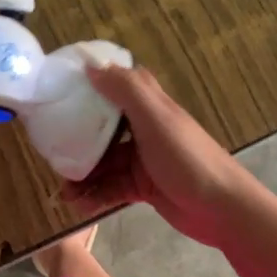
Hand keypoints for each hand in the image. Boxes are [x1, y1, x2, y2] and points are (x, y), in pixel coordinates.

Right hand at [65, 65, 260, 246]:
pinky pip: (112, 188)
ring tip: (63, 192)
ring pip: (103, 162)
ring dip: (82, 175)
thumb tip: (91, 65)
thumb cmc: (188, 158)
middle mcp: (144, 129)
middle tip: (51, 149)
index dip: (89, 85)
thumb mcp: (156, 119)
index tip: (59, 89)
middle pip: (102, 128)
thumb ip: (126, 90)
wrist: (224, 210)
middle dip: (76, 139)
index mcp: (149, 106)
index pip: (115, 86)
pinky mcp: (144, 187)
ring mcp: (144, 159)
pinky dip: (95, 195)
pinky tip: (79, 206)